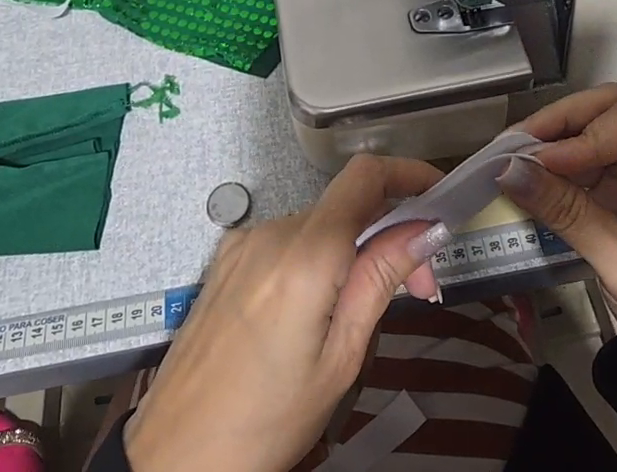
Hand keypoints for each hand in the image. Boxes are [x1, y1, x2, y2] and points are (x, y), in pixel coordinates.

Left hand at [124, 155, 450, 471]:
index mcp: (304, 253)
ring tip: (368, 311)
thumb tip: (425, 227)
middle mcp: (270, 232)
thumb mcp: (340, 357)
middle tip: (420, 289)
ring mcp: (243, 243)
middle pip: (346, 206)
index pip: (364, 176)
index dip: (408, 173)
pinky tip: (321, 308)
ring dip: (354, 251)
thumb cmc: (268, 419)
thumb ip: (380, 279)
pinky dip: (318, 260)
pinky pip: (287, 243)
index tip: (440, 197)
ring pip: (318, 226)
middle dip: (390, 234)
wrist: (176, 455)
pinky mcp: (226, 261)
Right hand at [498, 84, 616, 416]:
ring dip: (552, 147)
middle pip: (613, 116)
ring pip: (592, 136)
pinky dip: (553, 171)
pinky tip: (525, 177)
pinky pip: (584, 167)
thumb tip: (507, 169)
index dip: (587, 131)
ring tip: (510, 160)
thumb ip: (568, 213)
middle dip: (564, 128)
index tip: (542, 159)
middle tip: (516, 146)